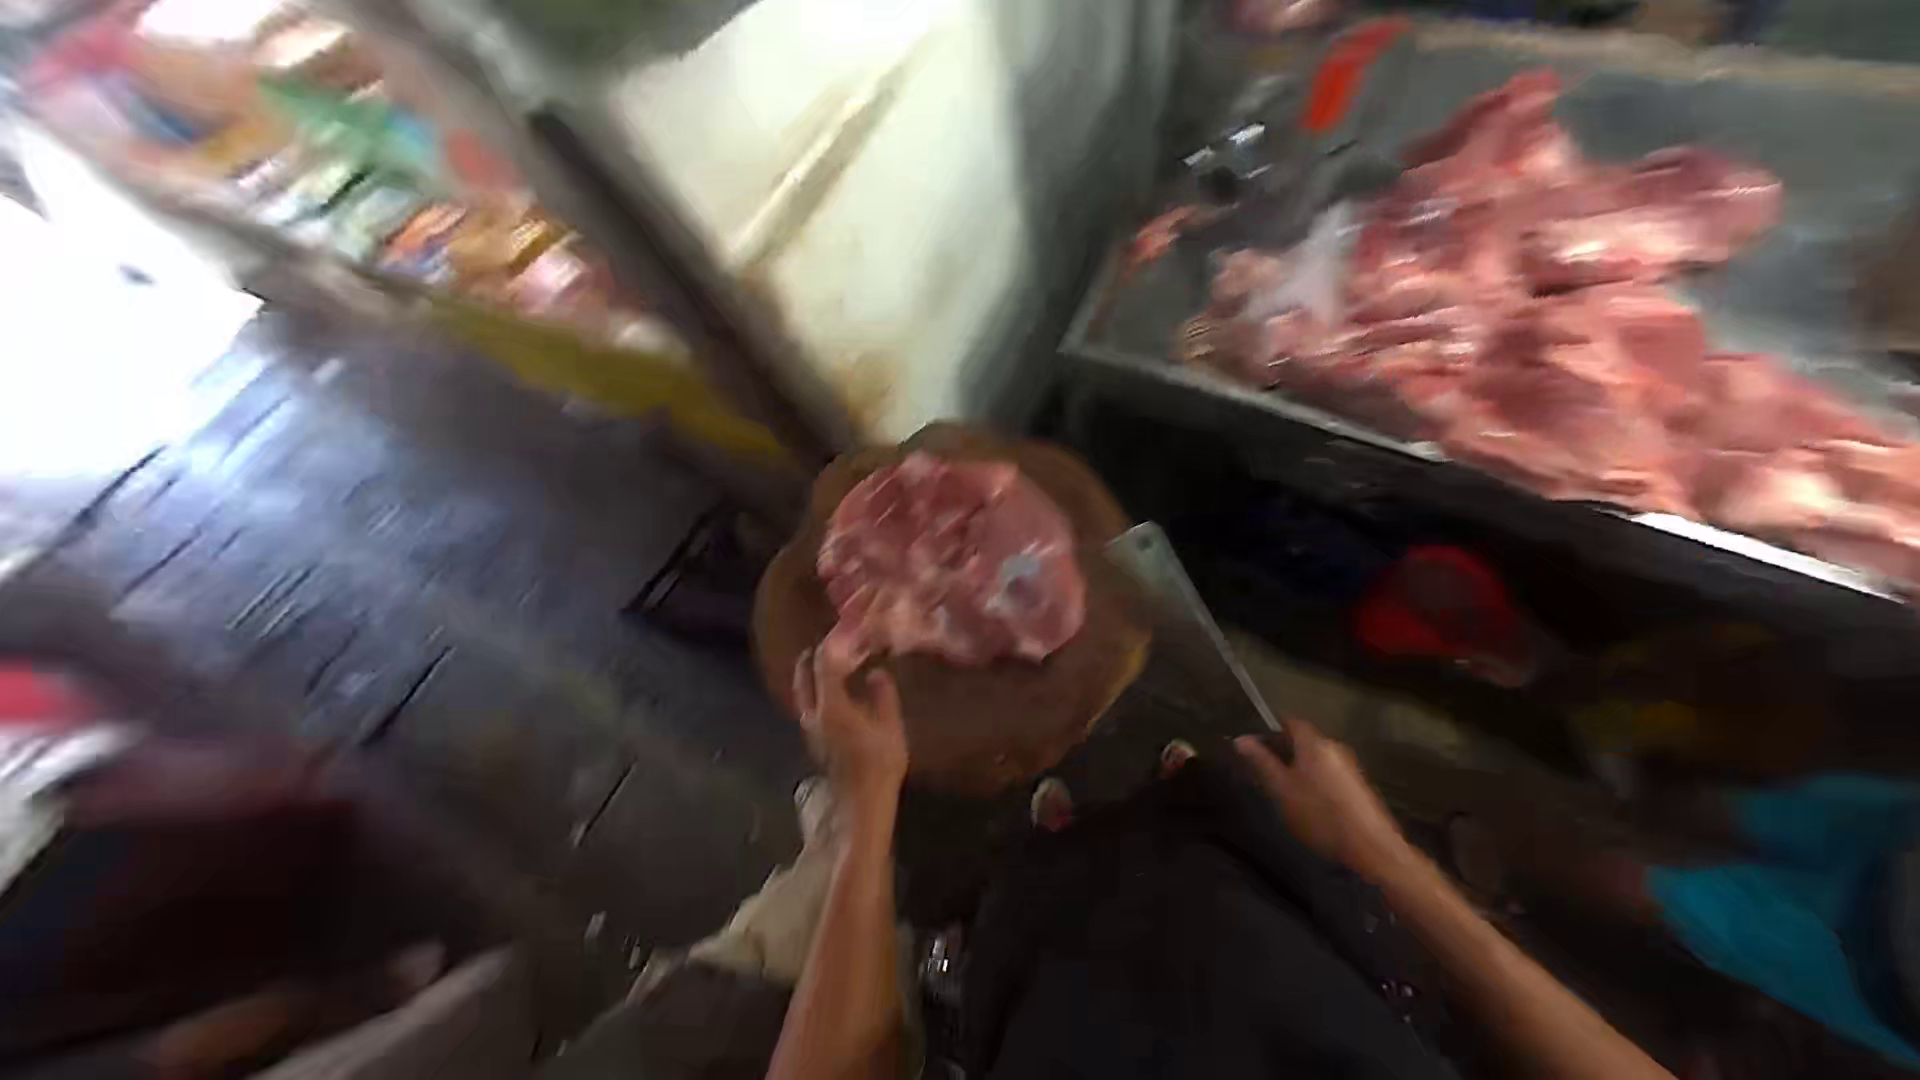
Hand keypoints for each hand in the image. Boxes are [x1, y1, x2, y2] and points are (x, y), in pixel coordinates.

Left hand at [794, 644, 907, 810]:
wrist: (862, 803)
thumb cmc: (879, 761)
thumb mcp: (890, 724)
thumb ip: (882, 694)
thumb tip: (876, 672)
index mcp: (831, 705)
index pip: (825, 665)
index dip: (832, 646)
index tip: (841, 632)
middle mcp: (814, 715)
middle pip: (804, 680)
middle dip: (810, 661)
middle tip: (820, 647)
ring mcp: (811, 731)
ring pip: (804, 696)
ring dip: (811, 678)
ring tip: (826, 669)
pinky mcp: (815, 742)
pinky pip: (810, 709)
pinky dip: (816, 695)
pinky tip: (832, 697)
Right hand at [1235, 719, 1414, 884]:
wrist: (1372, 849)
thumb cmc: (1320, 815)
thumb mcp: (1282, 789)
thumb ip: (1262, 762)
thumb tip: (1240, 739)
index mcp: (1314, 744)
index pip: (1290, 721)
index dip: (1270, 727)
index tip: (1254, 741)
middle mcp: (1334, 748)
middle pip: (1303, 739)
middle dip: (1282, 748)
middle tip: (1263, 766)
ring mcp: (1349, 767)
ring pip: (1315, 757)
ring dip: (1298, 765)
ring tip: (1281, 785)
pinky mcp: (1357, 786)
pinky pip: (1328, 771)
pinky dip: (1313, 777)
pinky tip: (1307, 800)